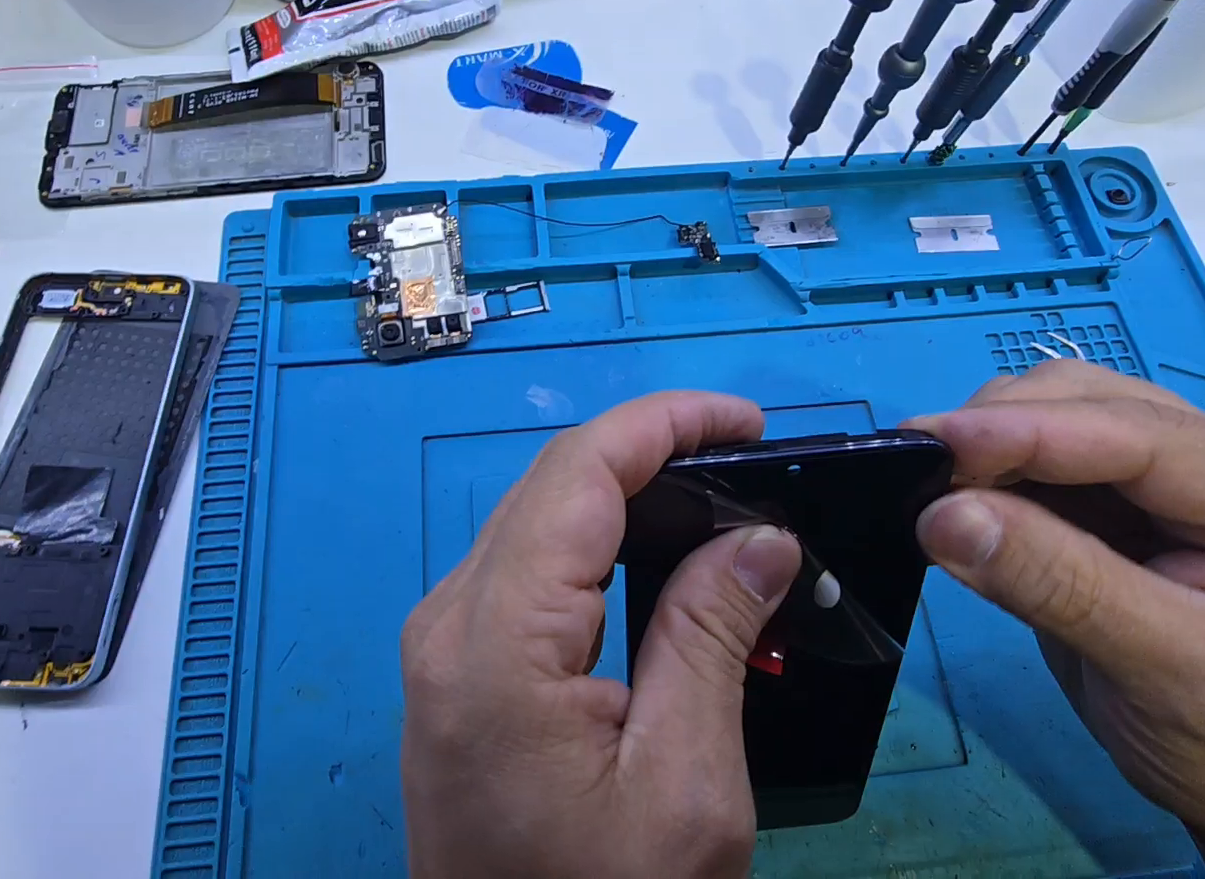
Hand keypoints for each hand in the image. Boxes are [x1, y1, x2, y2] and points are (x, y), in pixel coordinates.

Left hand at [400, 392, 801, 878]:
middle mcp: (450, 618)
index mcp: (494, 639)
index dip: (661, 424)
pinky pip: (529, 560)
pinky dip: (596, 535)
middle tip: (741, 460)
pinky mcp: (458, 659)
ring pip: (540, 515)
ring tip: (712, 492)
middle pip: (552, 485)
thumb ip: (711, 637)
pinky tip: (654, 544)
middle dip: (649, 451)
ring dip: (624, 489)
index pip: (577, 474)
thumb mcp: (684, 784)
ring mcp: (445, 638)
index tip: (742, 420)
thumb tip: (759, 538)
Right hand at [907, 361, 1204, 878]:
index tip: (930, 439)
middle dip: (1002, 429)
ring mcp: (1183, 473)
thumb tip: (942, 514)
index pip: (1148, 438)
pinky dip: (990, 467)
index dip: (1031, 431)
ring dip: (990, 442)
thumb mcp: (1173, 678)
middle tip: (917, 470)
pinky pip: (1042, 454)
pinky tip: (959, 493)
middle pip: (1098, 402)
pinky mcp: (1126, 494)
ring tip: (935, 485)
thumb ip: (1059, 585)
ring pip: (1062, 410)